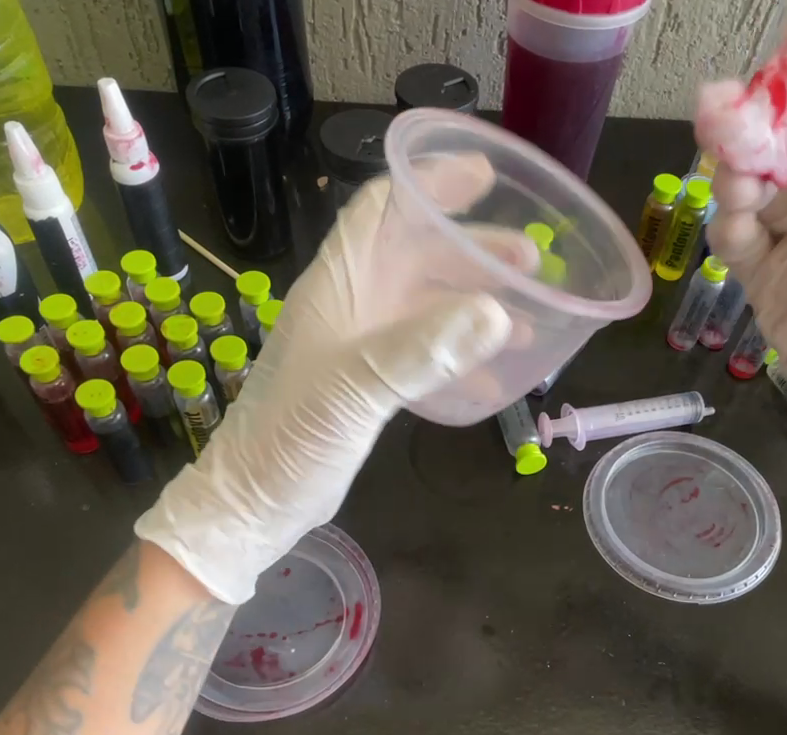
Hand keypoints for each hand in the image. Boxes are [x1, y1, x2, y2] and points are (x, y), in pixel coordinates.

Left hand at [134, 173, 511, 604]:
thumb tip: (496, 311)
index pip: (382, 209)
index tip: (487, 179)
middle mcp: (350, 306)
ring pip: (425, 307)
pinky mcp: (367, 387)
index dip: (431, 184)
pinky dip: (459, 358)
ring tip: (526, 317)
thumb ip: (421, 349)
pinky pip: (423, 356)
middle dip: (473, 251)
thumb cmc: (289, 438)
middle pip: (417, 256)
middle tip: (532, 261)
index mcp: (337, 286)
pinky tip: (492, 376)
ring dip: (473, 305)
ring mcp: (359, 347)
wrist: (254, 503)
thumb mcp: (355, 388)